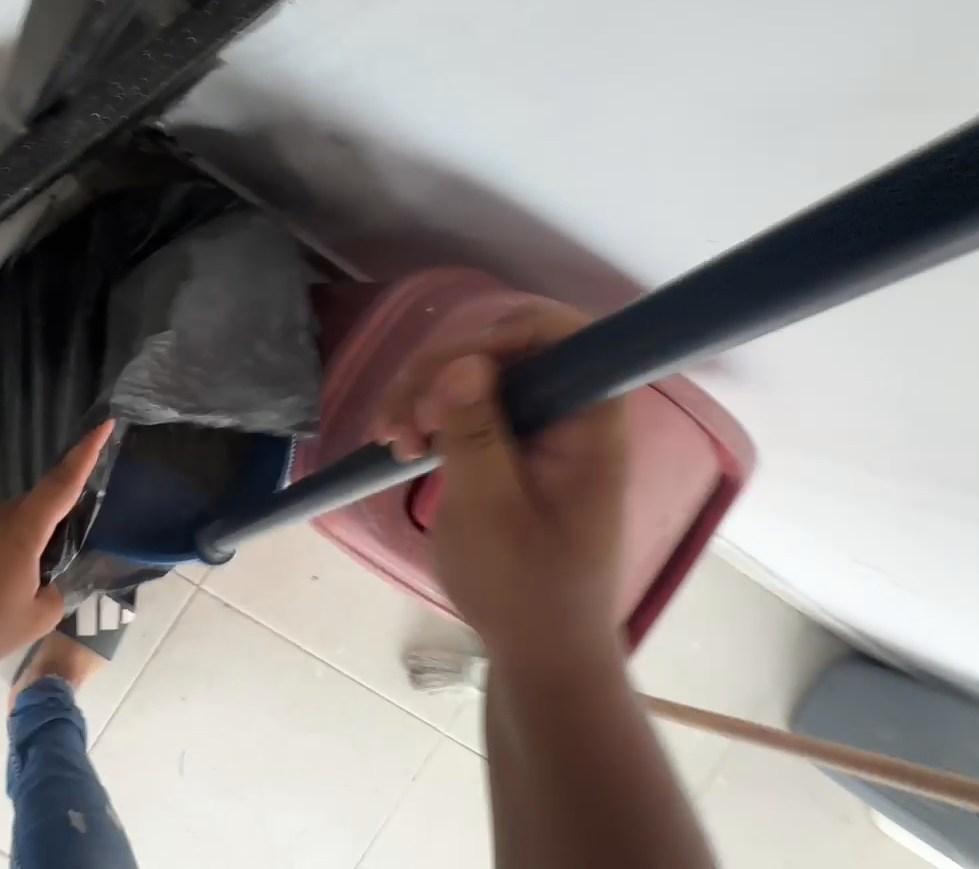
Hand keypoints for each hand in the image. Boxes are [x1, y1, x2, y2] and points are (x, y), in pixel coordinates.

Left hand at [0, 421, 111, 675]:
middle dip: (64, 520)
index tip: (105, 424)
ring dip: (35, 546)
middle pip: (43, 506)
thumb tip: (49, 585)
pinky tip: (3, 593)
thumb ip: (55, 597)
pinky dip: (12, 557)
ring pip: (19, 526)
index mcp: (24, 528)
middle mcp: (0, 517)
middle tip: (79, 550)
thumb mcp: (32, 621)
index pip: (64, 482)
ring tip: (35, 587)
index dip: (88, 452)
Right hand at [376, 302, 628, 668]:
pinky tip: (398, 445)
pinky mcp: (502, 446)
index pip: (564, 337)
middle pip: (499, 350)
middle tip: (403, 423)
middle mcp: (561, 415)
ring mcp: (530, 429)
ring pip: (468, 375)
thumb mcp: (490, 510)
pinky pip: (457, 405)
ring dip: (419, 397)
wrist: (533, 646)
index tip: (451, 371)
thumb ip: (477, 433)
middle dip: (439, 375)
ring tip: (393, 442)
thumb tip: (464, 361)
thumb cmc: (522, 587)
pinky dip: (420, 415)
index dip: (506, 332)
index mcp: (585, 425)